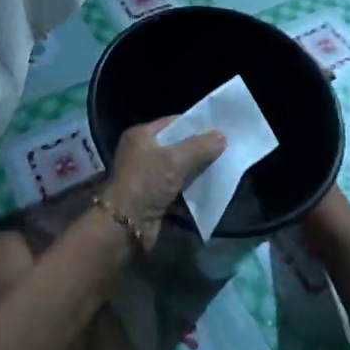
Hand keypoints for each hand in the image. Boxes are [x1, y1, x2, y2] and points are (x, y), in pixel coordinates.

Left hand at [103, 117, 225, 250]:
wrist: (124, 226)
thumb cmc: (146, 183)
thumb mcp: (175, 160)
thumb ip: (201, 146)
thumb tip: (222, 137)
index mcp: (141, 135)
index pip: (174, 122)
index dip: (196, 124)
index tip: (219, 129)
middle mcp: (142, 152)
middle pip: (177, 145)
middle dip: (199, 148)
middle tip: (224, 148)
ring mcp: (147, 175)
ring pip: (179, 166)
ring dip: (197, 168)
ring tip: (221, 166)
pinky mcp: (153, 195)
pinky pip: (177, 185)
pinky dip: (191, 186)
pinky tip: (209, 185)